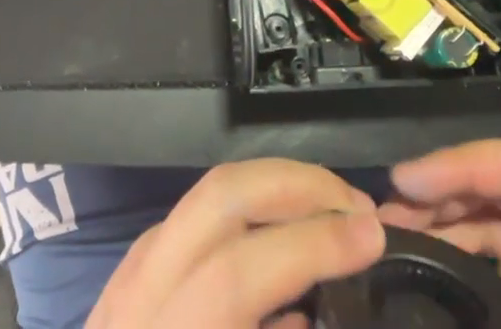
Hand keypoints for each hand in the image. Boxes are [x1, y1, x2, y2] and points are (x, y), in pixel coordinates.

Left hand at [88, 160, 385, 328]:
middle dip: (297, 186)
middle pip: (216, 201)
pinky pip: (191, 218)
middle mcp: (140, 302)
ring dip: (274, 188)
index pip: (236, 275)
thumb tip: (316, 316)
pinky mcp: (125, 276)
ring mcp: (126, 282)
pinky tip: (281, 227)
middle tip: (358, 206)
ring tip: (331, 207)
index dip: (312, 245)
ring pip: (200, 197)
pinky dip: (243, 210)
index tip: (375, 236)